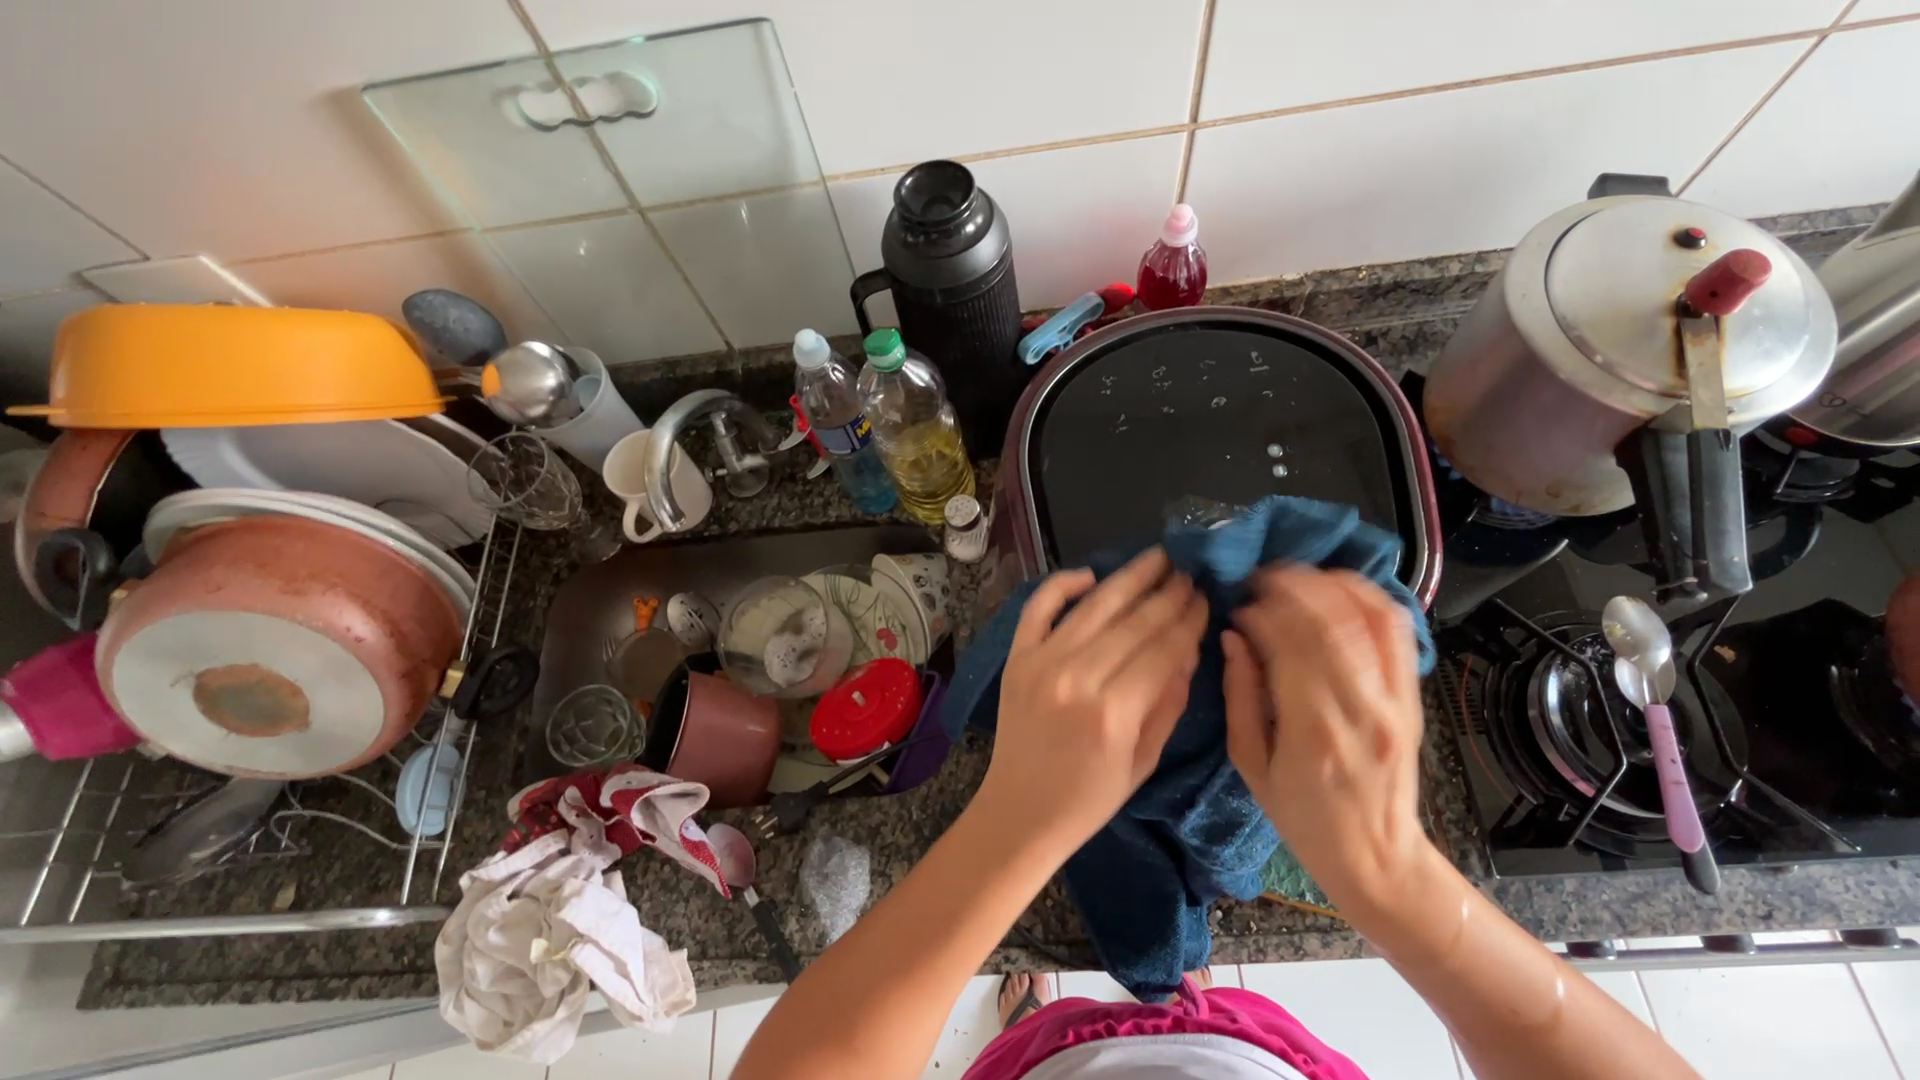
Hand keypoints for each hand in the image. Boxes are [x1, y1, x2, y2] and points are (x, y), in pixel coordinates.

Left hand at [976, 549, 1207, 847]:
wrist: (1019, 811)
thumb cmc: (1088, 799)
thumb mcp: (1144, 762)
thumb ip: (1168, 705)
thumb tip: (1188, 650)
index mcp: (1115, 711)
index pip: (1164, 648)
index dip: (1190, 619)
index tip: (1207, 598)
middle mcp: (1078, 677)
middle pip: (1134, 622)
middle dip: (1168, 594)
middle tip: (1191, 571)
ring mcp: (1042, 662)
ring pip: (1094, 607)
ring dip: (1128, 578)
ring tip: (1157, 558)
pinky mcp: (1017, 657)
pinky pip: (1039, 608)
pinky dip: (1063, 585)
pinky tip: (1091, 575)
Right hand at [1222, 566, 1434, 914]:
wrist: (1377, 856)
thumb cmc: (1302, 817)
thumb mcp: (1250, 766)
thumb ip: (1240, 696)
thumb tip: (1233, 637)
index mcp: (1312, 730)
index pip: (1289, 644)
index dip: (1260, 614)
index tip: (1238, 611)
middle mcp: (1360, 708)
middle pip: (1329, 621)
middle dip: (1288, 588)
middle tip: (1259, 583)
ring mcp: (1394, 699)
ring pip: (1368, 615)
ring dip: (1328, 584)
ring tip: (1296, 580)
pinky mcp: (1412, 696)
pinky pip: (1397, 631)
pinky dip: (1368, 599)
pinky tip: (1337, 591)